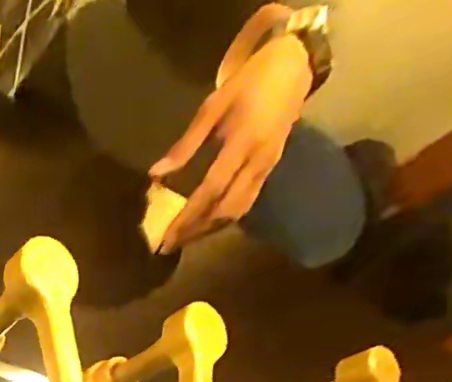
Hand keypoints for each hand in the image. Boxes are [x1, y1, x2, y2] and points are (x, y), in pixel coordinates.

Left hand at [150, 9, 312, 254]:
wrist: (295, 67)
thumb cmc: (250, 81)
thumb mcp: (213, 106)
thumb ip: (186, 144)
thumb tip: (156, 174)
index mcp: (243, 143)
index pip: (211, 190)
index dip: (188, 216)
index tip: (167, 234)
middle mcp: (258, 163)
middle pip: (225, 210)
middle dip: (196, 231)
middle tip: (169, 244)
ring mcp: (267, 169)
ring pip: (236, 212)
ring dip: (209, 229)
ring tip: (184, 239)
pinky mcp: (269, 171)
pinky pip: (245, 203)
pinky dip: (223, 218)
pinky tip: (205, 223)